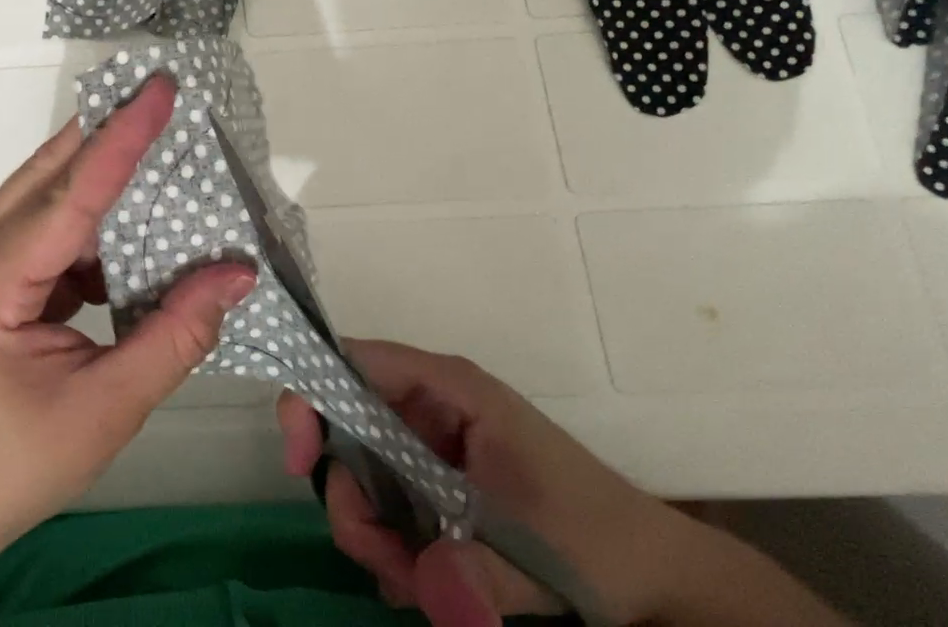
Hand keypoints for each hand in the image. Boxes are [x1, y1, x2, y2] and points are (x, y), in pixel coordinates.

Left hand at [0, 74, 259, 551]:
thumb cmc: (21, 462)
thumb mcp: (108, 406)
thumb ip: (173, 335)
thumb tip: (237, 272)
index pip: (68, 198)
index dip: (120, 141)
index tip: (159, 89)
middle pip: (47, 177)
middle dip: (107, 133)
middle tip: (165, 95)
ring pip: (46, 195)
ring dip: (102, 173)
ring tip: (163, 148)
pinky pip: (49, 228)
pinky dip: (95, 220)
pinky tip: (140, 224)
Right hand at [277, 341, 695, 625]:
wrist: (649, 579)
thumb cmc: (597, 536)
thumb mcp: (539, 548)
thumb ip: (478, 567)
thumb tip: (425, 586)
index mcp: (448, 389)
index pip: (350, 362)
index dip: (310, 397)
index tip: (299, 460)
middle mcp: (424, 408)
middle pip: (340, 429)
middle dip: (350, 499)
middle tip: (382, 556)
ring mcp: (423, 448)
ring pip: (355, 476)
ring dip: (370, 535)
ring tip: (420, 582)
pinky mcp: (426, 486)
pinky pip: (377, 506)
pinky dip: (386, 548)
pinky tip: (424, 581)